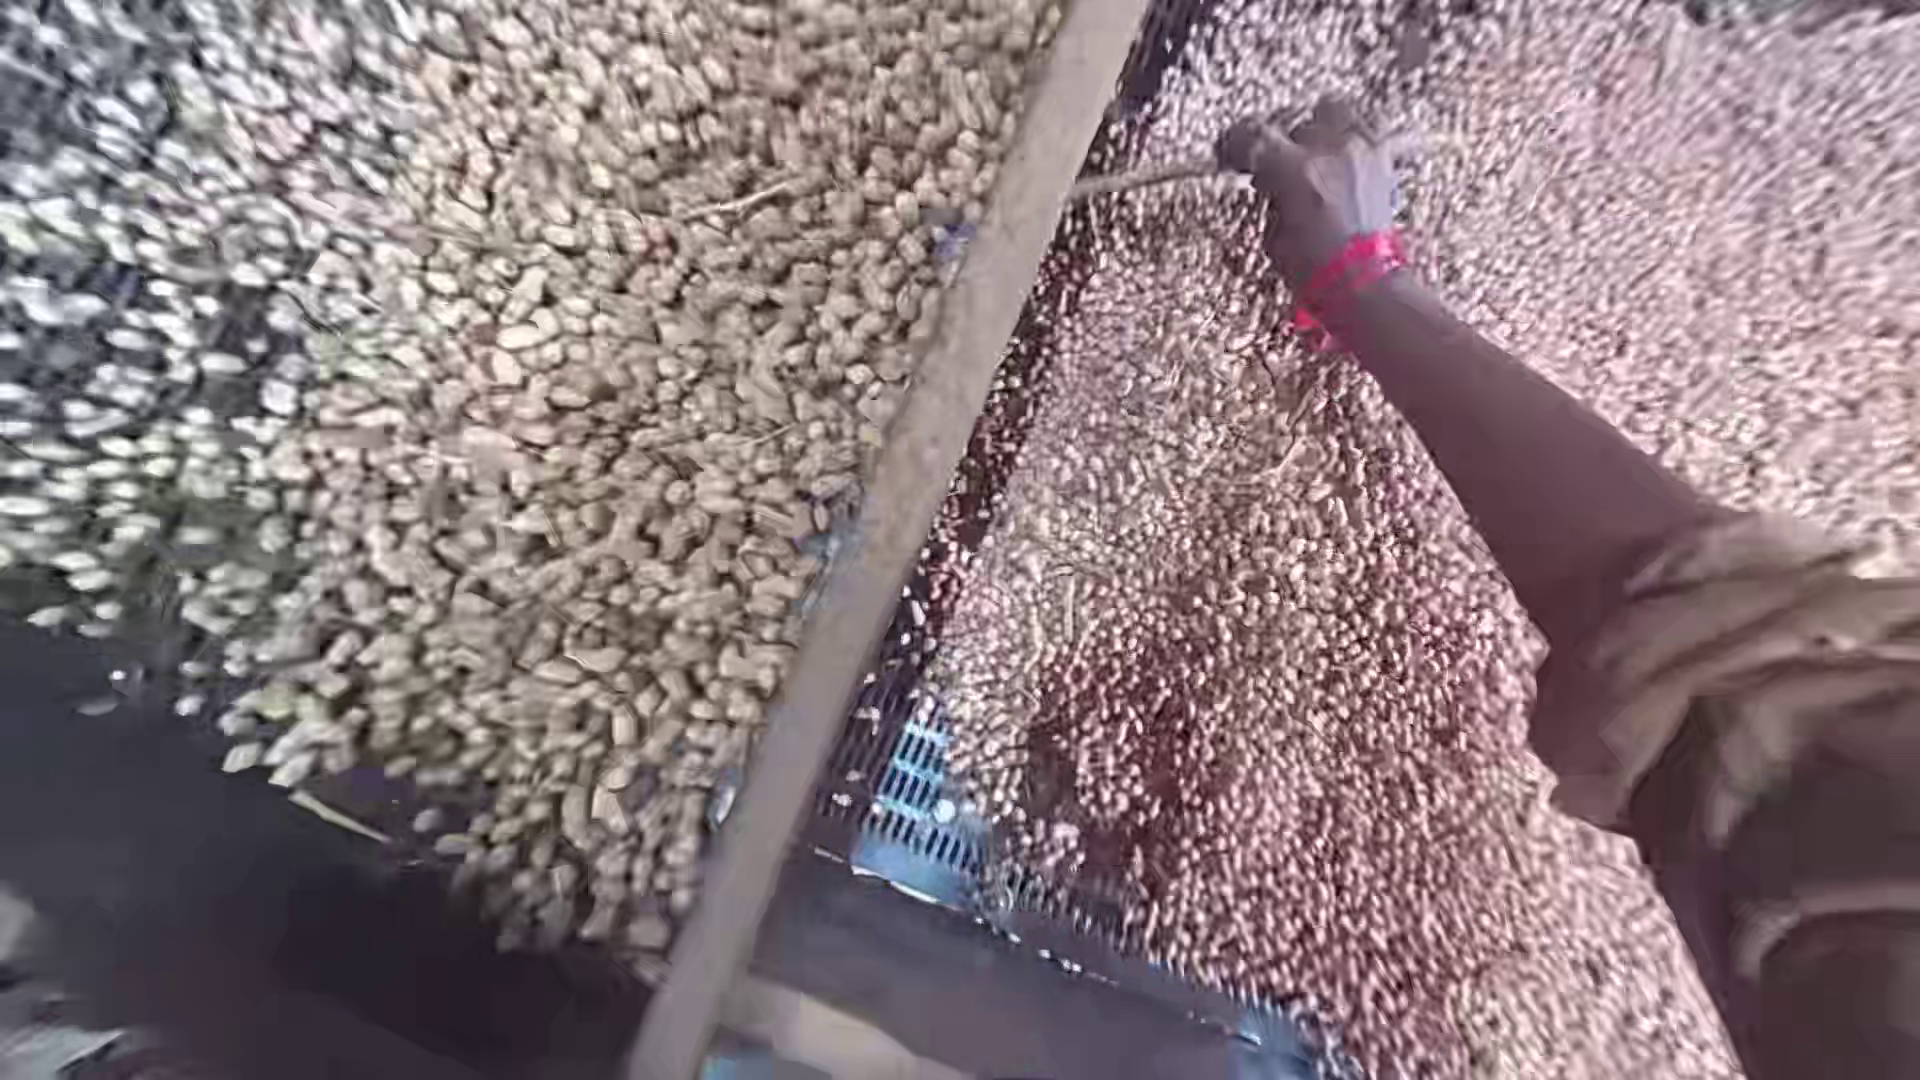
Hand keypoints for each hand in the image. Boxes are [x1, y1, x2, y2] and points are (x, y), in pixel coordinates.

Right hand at [1216, 98, 1402, 291]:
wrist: (1363, 280)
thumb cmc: (1316, 269)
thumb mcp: (1274, 238)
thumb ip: (1271, 201)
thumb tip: (1269, 184)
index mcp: (1297, 173)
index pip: (1256, 138)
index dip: (1237, 142)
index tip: (1229, 150)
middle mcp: (1333, 150)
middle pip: (1296, 124)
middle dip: (1280, 144)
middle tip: (1271, 165)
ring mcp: (1363, 148)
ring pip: (1332, 114)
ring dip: (1315, 132)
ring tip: (1307, 158)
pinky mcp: (1384, 156)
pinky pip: (1360, 128)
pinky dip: (1343, 140)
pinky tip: (1334, 163)